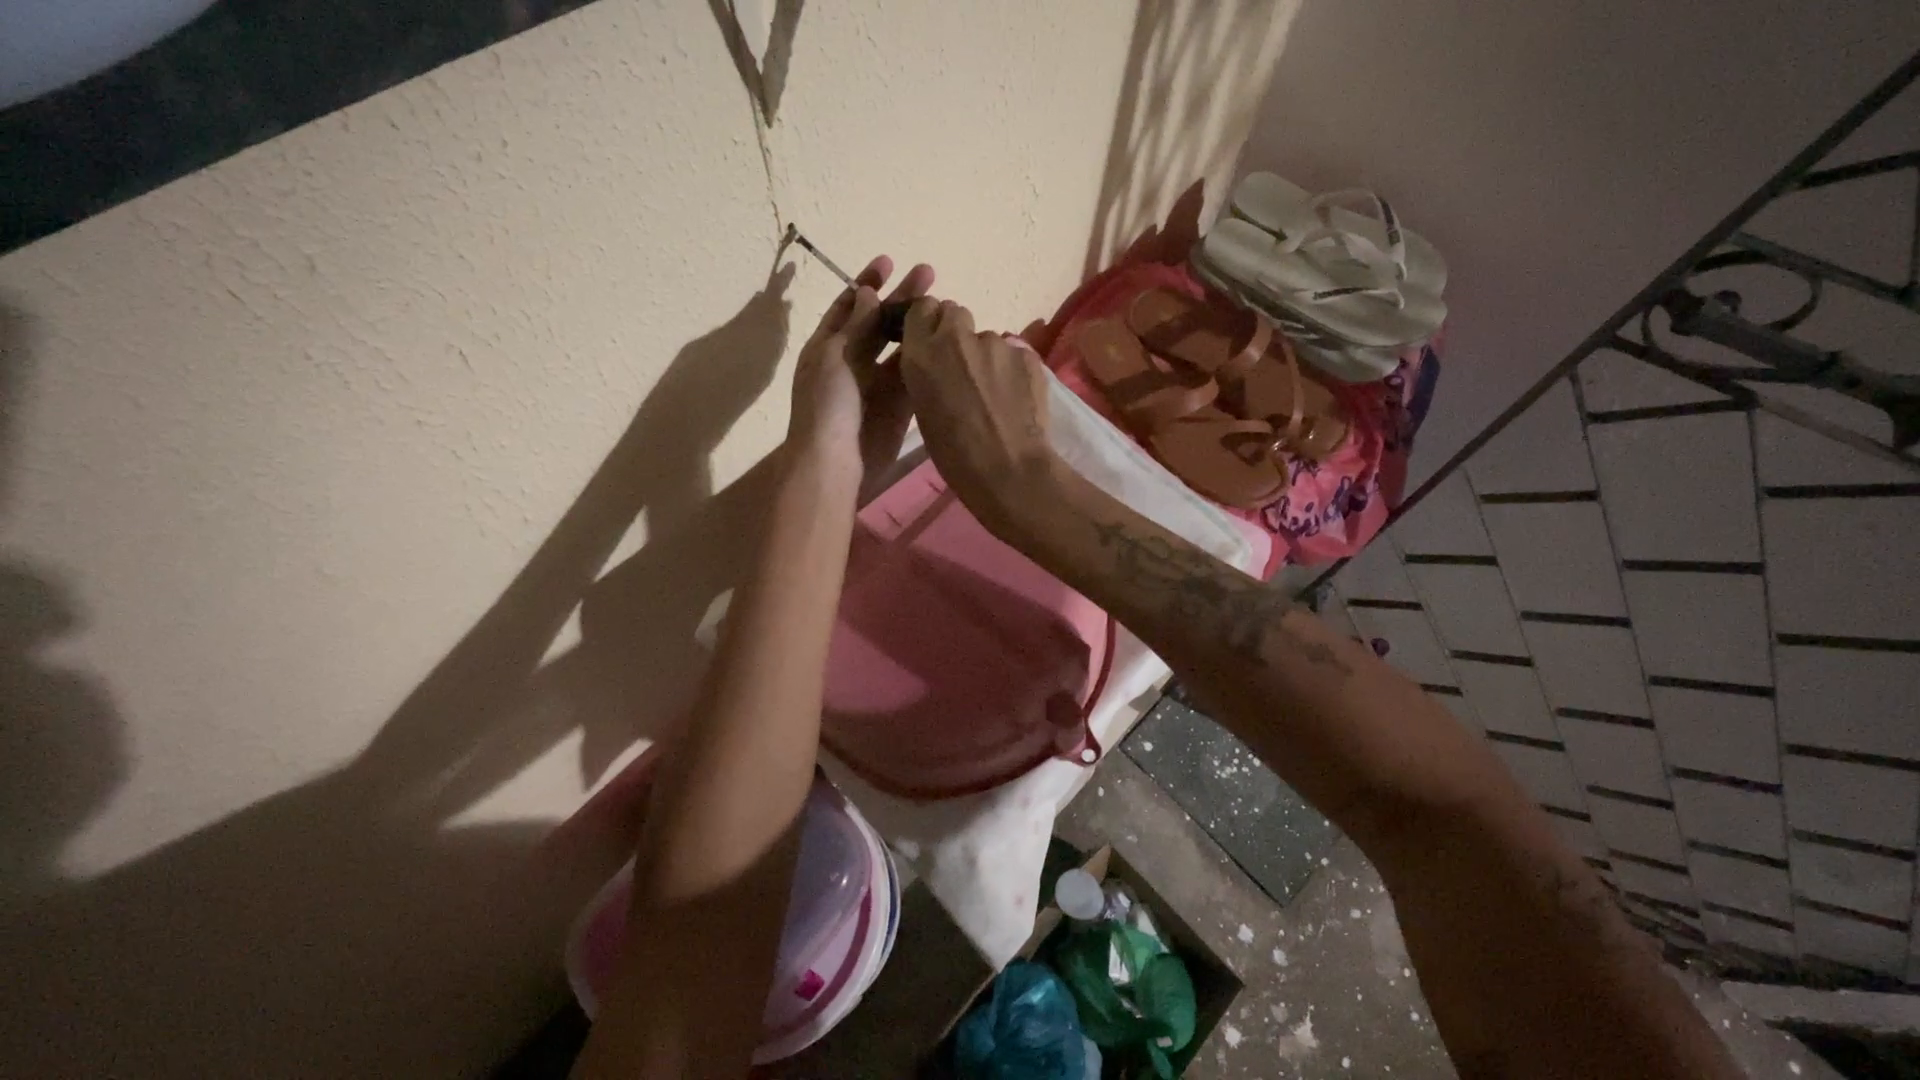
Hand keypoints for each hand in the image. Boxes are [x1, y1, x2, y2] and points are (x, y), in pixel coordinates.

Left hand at [789, 256, 934, 486]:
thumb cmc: (827, 406)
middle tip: (930, 274)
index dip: (867, 282)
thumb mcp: (837, 356)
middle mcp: (852, 360)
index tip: (889, 261)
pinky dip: (928, 358)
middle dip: (901, 297)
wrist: (835, 462)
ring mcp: (876, 383)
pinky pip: (914, 375)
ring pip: (900, 346)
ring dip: (919, 325)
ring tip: (944, 304)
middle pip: (879, 321)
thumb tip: (869, 291)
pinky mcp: (898, 405)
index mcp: (828, 346)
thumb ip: (857, 324)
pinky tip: (947, 340)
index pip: (849, 305)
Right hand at [896, 298, 1058, 533]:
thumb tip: (940, 364)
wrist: (1008, 470)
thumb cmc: (954, 454)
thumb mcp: (923, 410)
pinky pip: (1014, 353)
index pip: (921, 309)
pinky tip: (1015, 399)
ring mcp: (995, 343)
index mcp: (922, 354)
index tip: (932, 340)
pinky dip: (1013, 370)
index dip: (928, 322)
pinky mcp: (1027, 354)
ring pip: (987, 338)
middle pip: (955, 313)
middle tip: (962, 366)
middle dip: (957, 332)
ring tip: (994, 394)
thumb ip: (928, 374)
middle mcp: (956, 338)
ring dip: (987, 357)